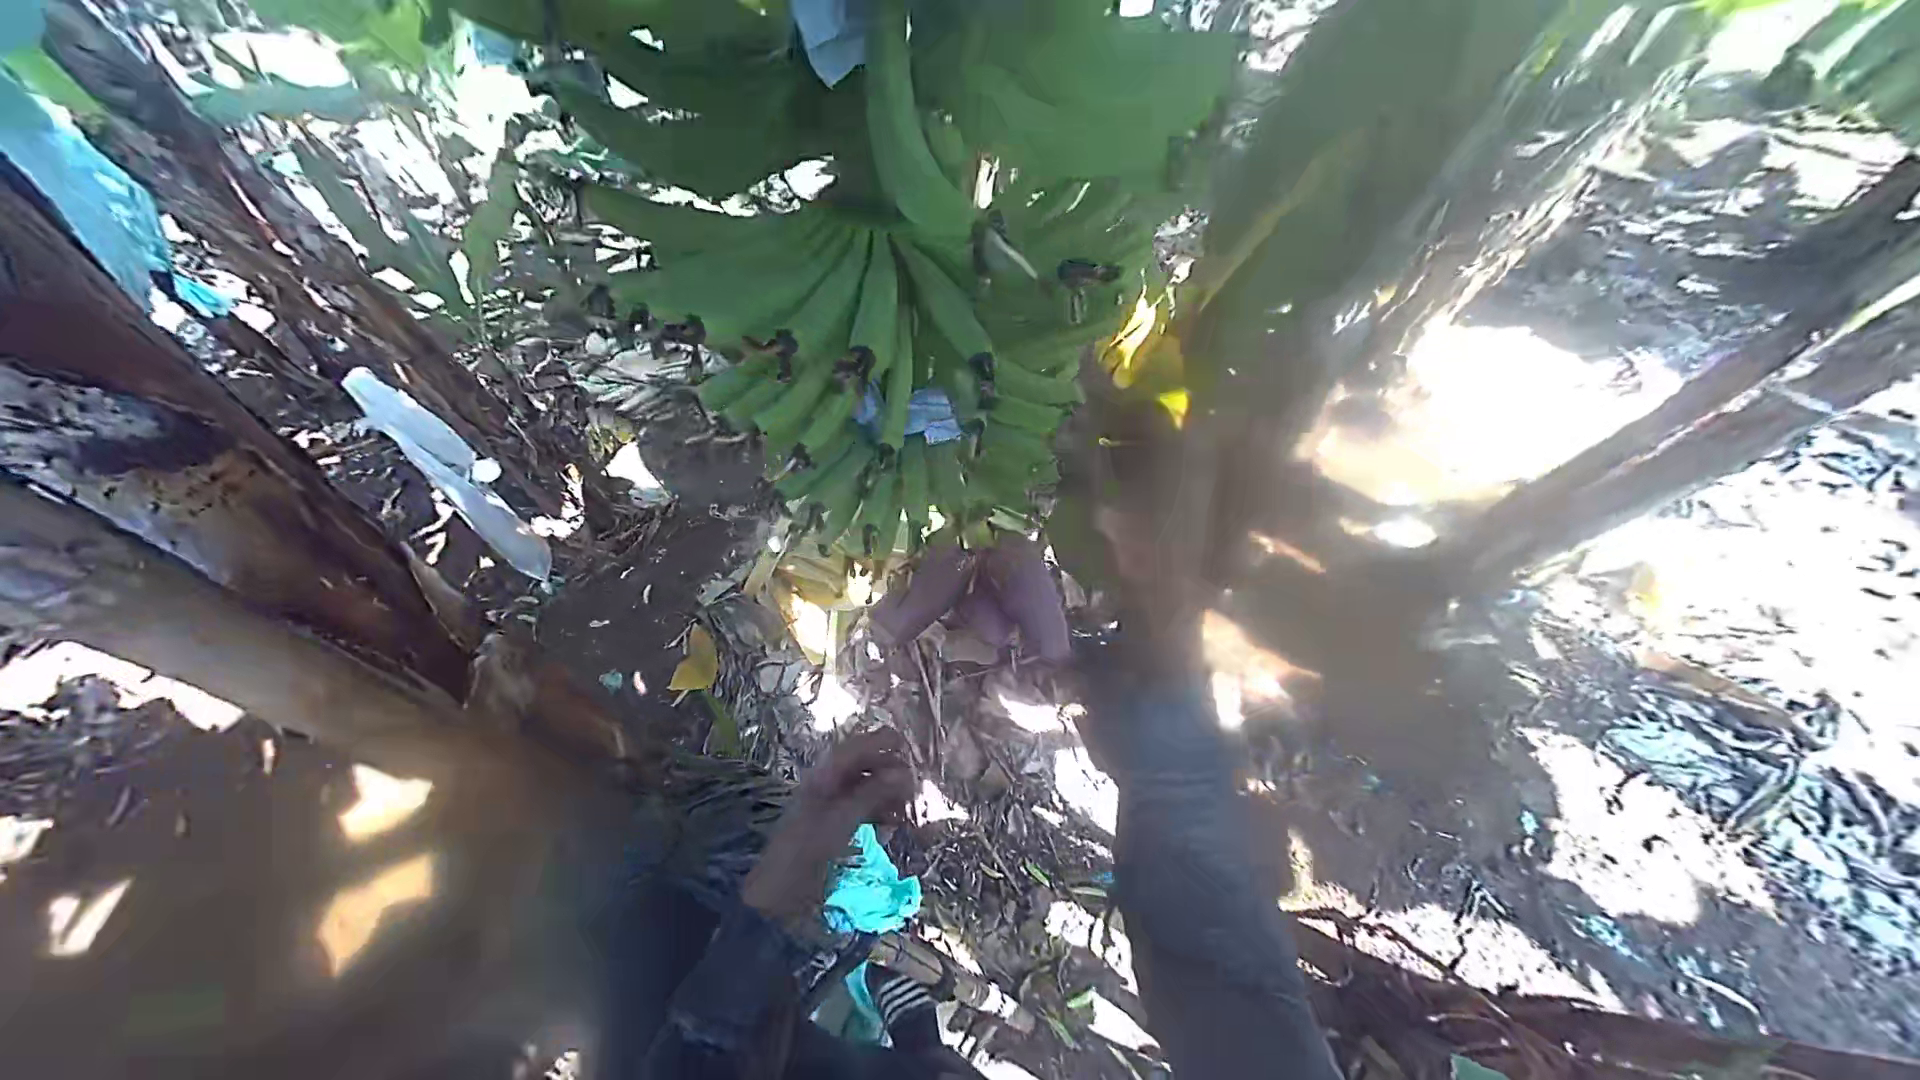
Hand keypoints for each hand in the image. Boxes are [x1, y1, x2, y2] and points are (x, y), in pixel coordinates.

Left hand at [741, 728, 913, 921]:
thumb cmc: (806, 849)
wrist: (778, 894)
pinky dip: (878, 812)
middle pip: (862, 766)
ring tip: (907, 806)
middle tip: (913, 783)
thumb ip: (873, 793)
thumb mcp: (841, 819)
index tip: (906, 745)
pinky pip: (861, 808)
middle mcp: (827, 784)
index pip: (856, 748)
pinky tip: (894, 823)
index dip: (880, 742)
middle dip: (888, 771)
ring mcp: (830, 804)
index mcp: (824, 775)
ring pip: (865, 788)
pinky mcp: (833, 825)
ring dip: (887, 793)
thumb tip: (905, 773)